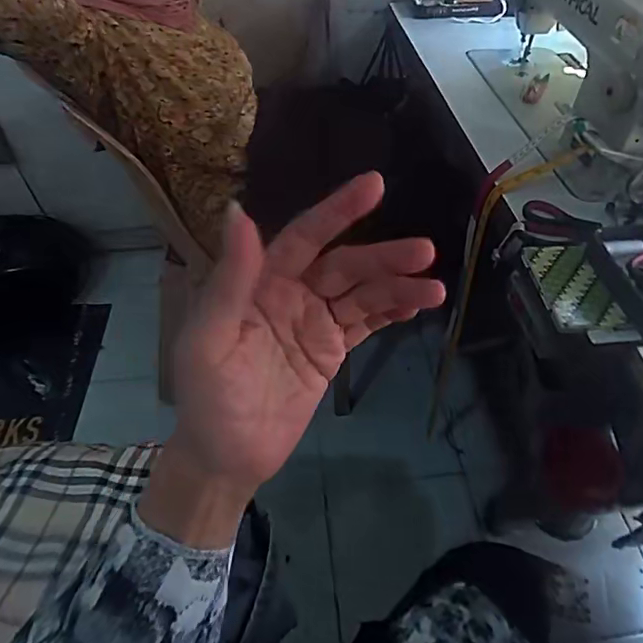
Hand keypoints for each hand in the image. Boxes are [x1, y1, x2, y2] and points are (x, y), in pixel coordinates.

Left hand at [139, 172, 446, 545]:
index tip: (373, 185)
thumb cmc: (207, 397)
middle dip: (382, 256)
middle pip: (343, 264)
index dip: (337, 211)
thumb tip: (239, 211)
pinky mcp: (330, 350)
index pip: (303, 237)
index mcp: (259, 281)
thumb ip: (230, 278)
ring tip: (435, 287)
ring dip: (397, 285)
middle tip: (424, 250)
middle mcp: (290, 291)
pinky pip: (365, 324)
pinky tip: (418, 304)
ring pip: (361, 293)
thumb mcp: (209, 338)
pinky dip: (392, 312)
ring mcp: (313, 321)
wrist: (225, 458)